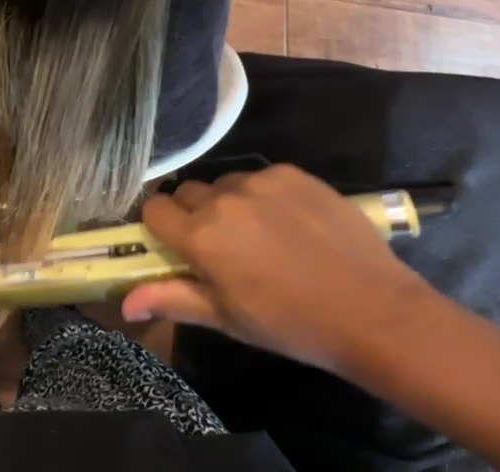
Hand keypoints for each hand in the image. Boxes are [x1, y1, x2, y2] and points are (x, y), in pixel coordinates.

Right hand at [121, 165, 431, 373]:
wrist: (374, 312)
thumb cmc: (292, 325)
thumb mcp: (228, 319)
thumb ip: (173, 299)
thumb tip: (125, 303)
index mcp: (202, 237)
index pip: (154, 210)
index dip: (161, 227)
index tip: (178, 246)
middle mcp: (223, 199)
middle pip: (187, 193)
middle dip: (195, 216)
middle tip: (223, 248)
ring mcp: (261, 181)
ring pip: (225, 184)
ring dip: (230, 204)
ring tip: (262, 237)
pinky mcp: (292, 173)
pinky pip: (261, 178)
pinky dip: (265, 197)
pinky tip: (291, 225)